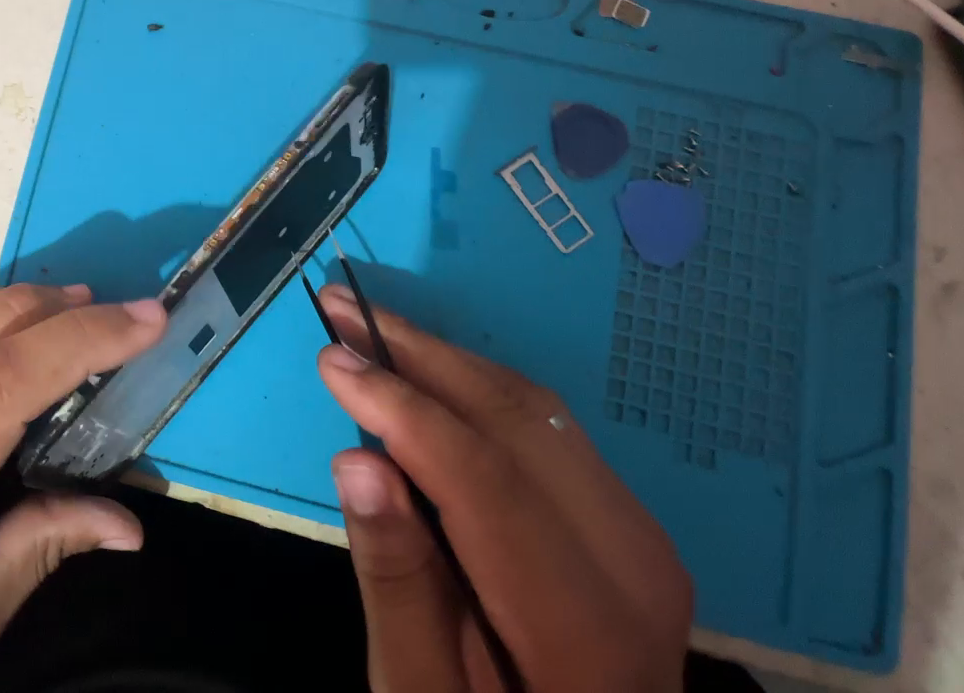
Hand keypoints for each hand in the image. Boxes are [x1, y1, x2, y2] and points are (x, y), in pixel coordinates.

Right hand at [315, 286, 691, 692]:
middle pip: (517, 420)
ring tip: (366, 327)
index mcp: (585, 626)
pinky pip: (541, 424)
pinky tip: (417, 373)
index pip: (485, 481)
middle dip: (418, 353)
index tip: (329, 360)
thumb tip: (357, 460)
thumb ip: (397, 582)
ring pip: (531, 407)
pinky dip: (470, 386)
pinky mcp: (618, 513)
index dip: (401, 408)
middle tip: (339, 309)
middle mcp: (632, 560)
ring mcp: (634, 529)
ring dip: (441, 358)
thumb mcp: (421, 689)